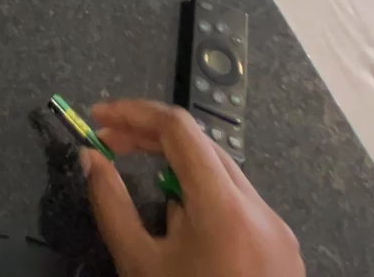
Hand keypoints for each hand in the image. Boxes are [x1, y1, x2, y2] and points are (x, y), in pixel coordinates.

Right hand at [80, 100, 302, 276]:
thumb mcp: (139, 265)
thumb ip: (109, 202)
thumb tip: (90, 157)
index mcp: (225, 208)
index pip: (178, 128)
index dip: (133, 112)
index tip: (98, 118)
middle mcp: (260, 210)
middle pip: (200, 143)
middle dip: (149, 135)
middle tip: (108, 144)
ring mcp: (278, 232)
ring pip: (219, 170)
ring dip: (174, 163)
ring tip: (142, 192)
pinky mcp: (283, 252)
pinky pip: (236, 201)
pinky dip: (199, 193)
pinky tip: (179, 226)